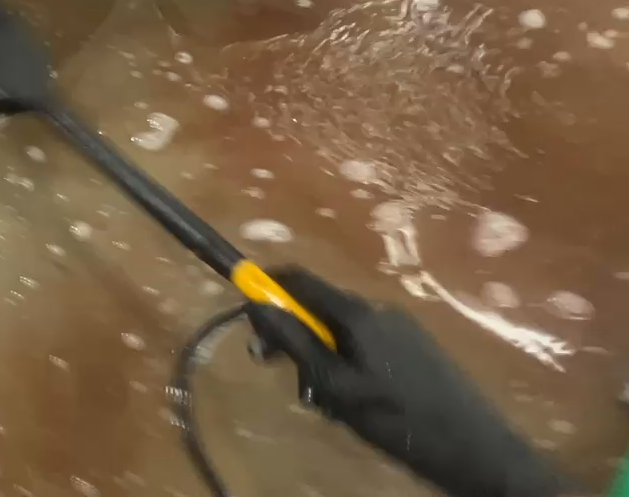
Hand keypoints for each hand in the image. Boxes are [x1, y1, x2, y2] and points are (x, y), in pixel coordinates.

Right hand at [248, 269, 563, 496]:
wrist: (488, 460)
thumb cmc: (399, 420)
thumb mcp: (333, 384)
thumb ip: (292, 339)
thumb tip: (254, 301)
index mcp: (355, 313)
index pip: (295, 276)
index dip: (263, 284)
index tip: (247, 311)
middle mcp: (377, 308)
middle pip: (315, 302)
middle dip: (290, 328)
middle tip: (275, 364)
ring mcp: (403, 327)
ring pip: (339, 325)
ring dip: (319, 348)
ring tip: (321, 391)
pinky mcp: (419, 347)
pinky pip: (365, 339)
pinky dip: (345, 356)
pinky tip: (353, 393)